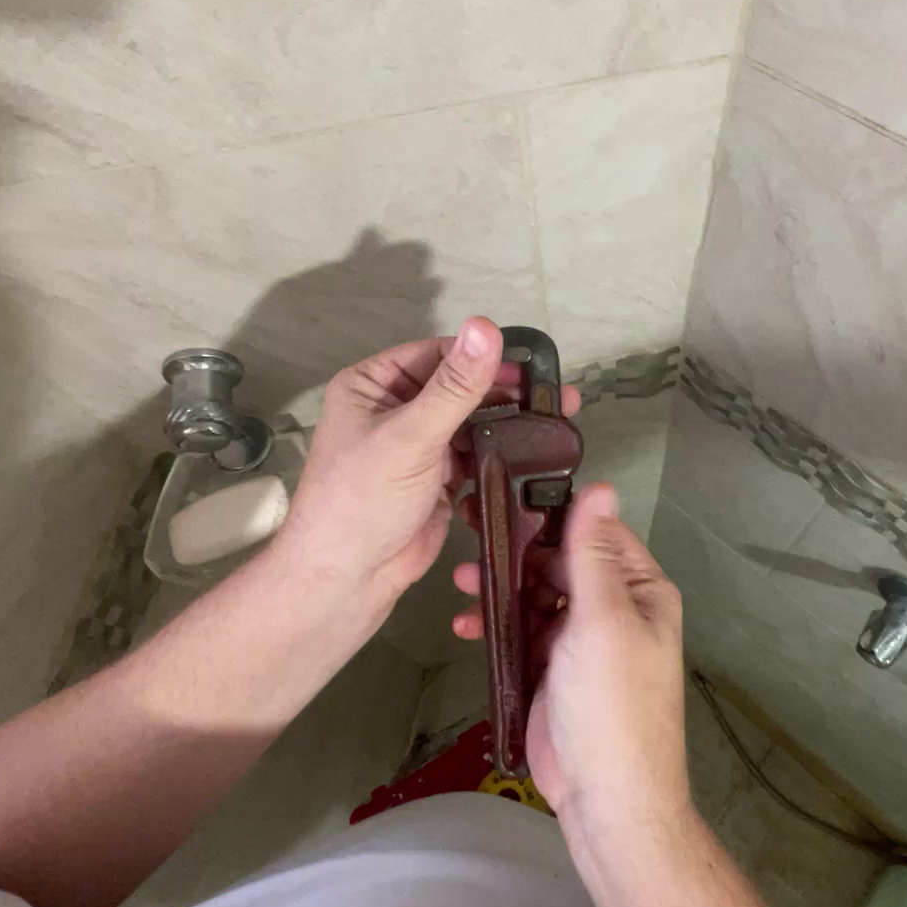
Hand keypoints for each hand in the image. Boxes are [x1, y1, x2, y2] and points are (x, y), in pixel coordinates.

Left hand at [275, 317, 579, 603]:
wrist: (348, 580)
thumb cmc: (364, 499)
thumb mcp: (410, 436)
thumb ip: (454, 386)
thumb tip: (485, 325)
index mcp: (373, 385)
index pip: (437, 355)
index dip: (483, 358)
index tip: (532, 368)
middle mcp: (395, 408)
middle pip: (459, 388)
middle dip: (504, 393)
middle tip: (557, 397)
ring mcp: (418, 445)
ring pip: (471, 422)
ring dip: (508, 423)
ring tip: (557, 423)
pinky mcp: (438, 477)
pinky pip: (475, 454)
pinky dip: (501, 454)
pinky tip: (537, 453)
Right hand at [454, 485, 689, 822]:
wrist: (605, 797)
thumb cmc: (612, 701)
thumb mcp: (602, 618)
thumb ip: (592, 552)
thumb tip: (601, 486)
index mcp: (639, 588)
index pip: (596, 533)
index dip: (553, 514)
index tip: (505, 497)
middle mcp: (613, 607)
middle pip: (559, 563)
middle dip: (516, 555)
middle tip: (468, 537)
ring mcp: (580, 639)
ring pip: (535, 597)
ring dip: (499, 590)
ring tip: (461, 584)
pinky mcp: (552, 667)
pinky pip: (522, 632)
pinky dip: (496, 627)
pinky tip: (467, 627)